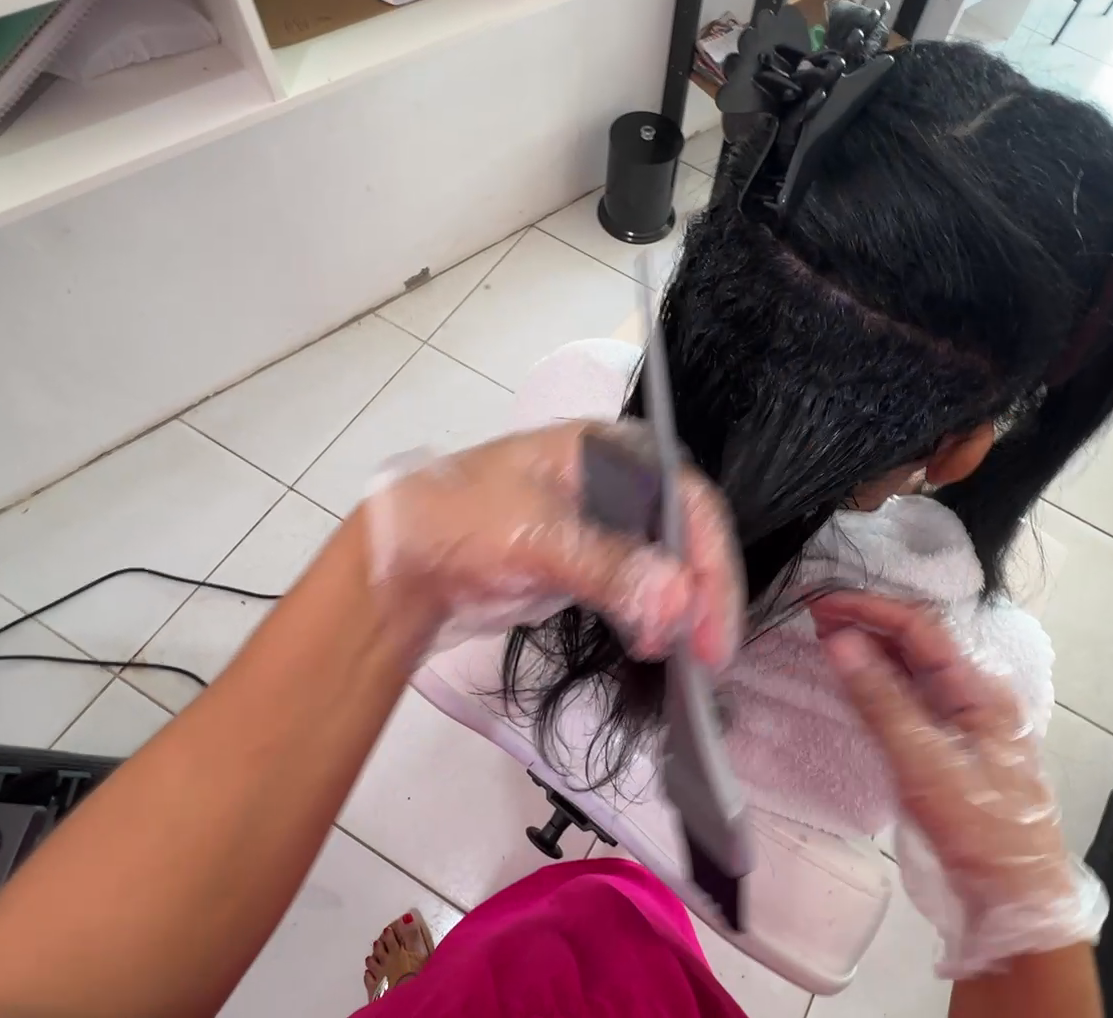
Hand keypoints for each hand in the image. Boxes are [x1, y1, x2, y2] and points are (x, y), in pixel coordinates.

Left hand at [357, 420, 742, 668]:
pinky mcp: (590, 563)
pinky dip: (653, 616)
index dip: (710, 561)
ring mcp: (604, 526)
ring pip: (667, 565)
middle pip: (685, 535)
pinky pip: (639, 588)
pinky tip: (658, 644)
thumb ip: (610, 567)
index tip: (713, 623)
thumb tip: (679, 605)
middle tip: (713, 655)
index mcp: (609, 453)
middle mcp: (617, 484)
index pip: (686, 500)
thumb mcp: (535, 536)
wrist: (399, 563)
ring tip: (693, 659)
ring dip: (683, 609)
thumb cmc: (461, 523)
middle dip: (703, 592)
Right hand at [810, 592, 1105, 975]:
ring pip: (911, 667)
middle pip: (917, 641)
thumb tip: (840, 641)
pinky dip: (877, 679)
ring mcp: (963, 718)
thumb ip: (880, 700)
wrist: (1017, 900)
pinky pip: (909, 695)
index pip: (920, 628)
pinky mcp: (949, 742)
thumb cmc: (980, 830)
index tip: (822, 605)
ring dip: (870, 648)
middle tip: (815, 617)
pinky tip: (853, 677)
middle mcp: (975, 694)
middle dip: (866, 622)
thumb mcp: (925, 763)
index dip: (869, 609)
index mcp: (981, 690)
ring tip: (827, 637)